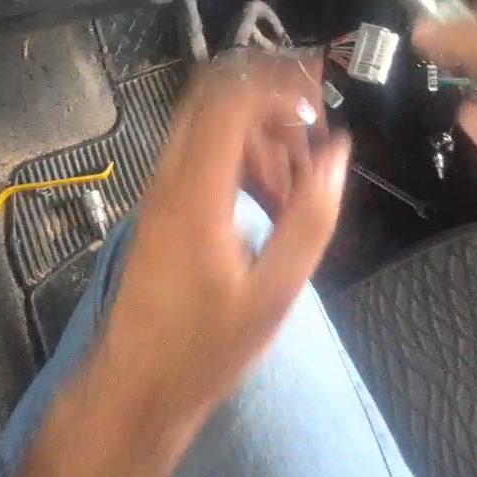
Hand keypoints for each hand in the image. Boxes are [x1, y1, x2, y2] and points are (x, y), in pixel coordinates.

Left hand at [98, 52, 350, 441]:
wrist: (138, 385)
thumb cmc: (208, 346)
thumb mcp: (275, 291)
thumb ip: (310, 217)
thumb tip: (337, 154)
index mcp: (196, 191)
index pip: (231, 102)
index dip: (278, 90)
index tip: (318, 113)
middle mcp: (170, 178)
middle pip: (214, 100)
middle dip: (269, 105)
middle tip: (310, 139)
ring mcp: (160, 191)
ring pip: (207, 128)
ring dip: (257, 138)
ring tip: (295, 187)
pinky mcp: (161, 208)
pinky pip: (200, 157)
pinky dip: (239, 161)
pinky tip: (269, 204)